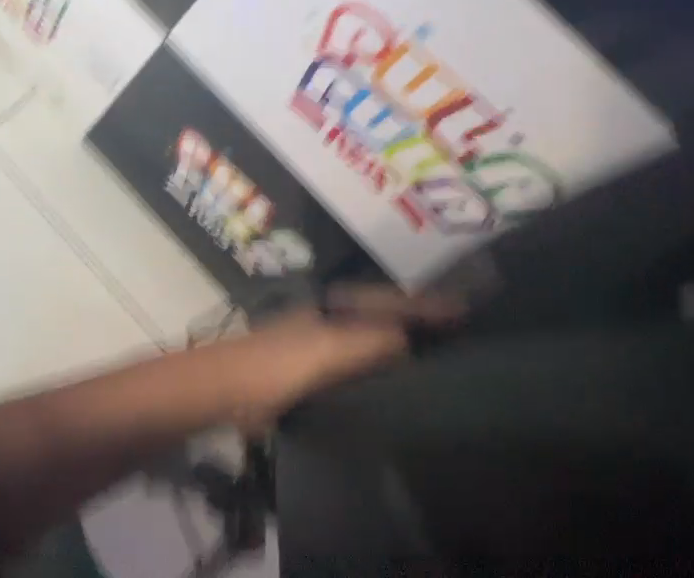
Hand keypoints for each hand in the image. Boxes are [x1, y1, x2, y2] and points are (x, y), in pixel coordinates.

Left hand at [223, 286, 465, 433]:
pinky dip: (382, 373)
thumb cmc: (276, 365)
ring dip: (404, 349)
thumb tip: (409, 340)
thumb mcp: (327, 350)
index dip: (427, 306)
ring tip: (443, 365)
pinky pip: (360, 368)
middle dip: (421, 323)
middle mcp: (332, 318)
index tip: (466, 311)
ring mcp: (323, 345)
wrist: (226, 391)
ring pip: (373, 342)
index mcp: (335, 306)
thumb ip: (368, 342)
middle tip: (464, 339)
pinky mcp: (315, 373)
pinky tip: (399, 391)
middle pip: (385, 316)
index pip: (392, 300)